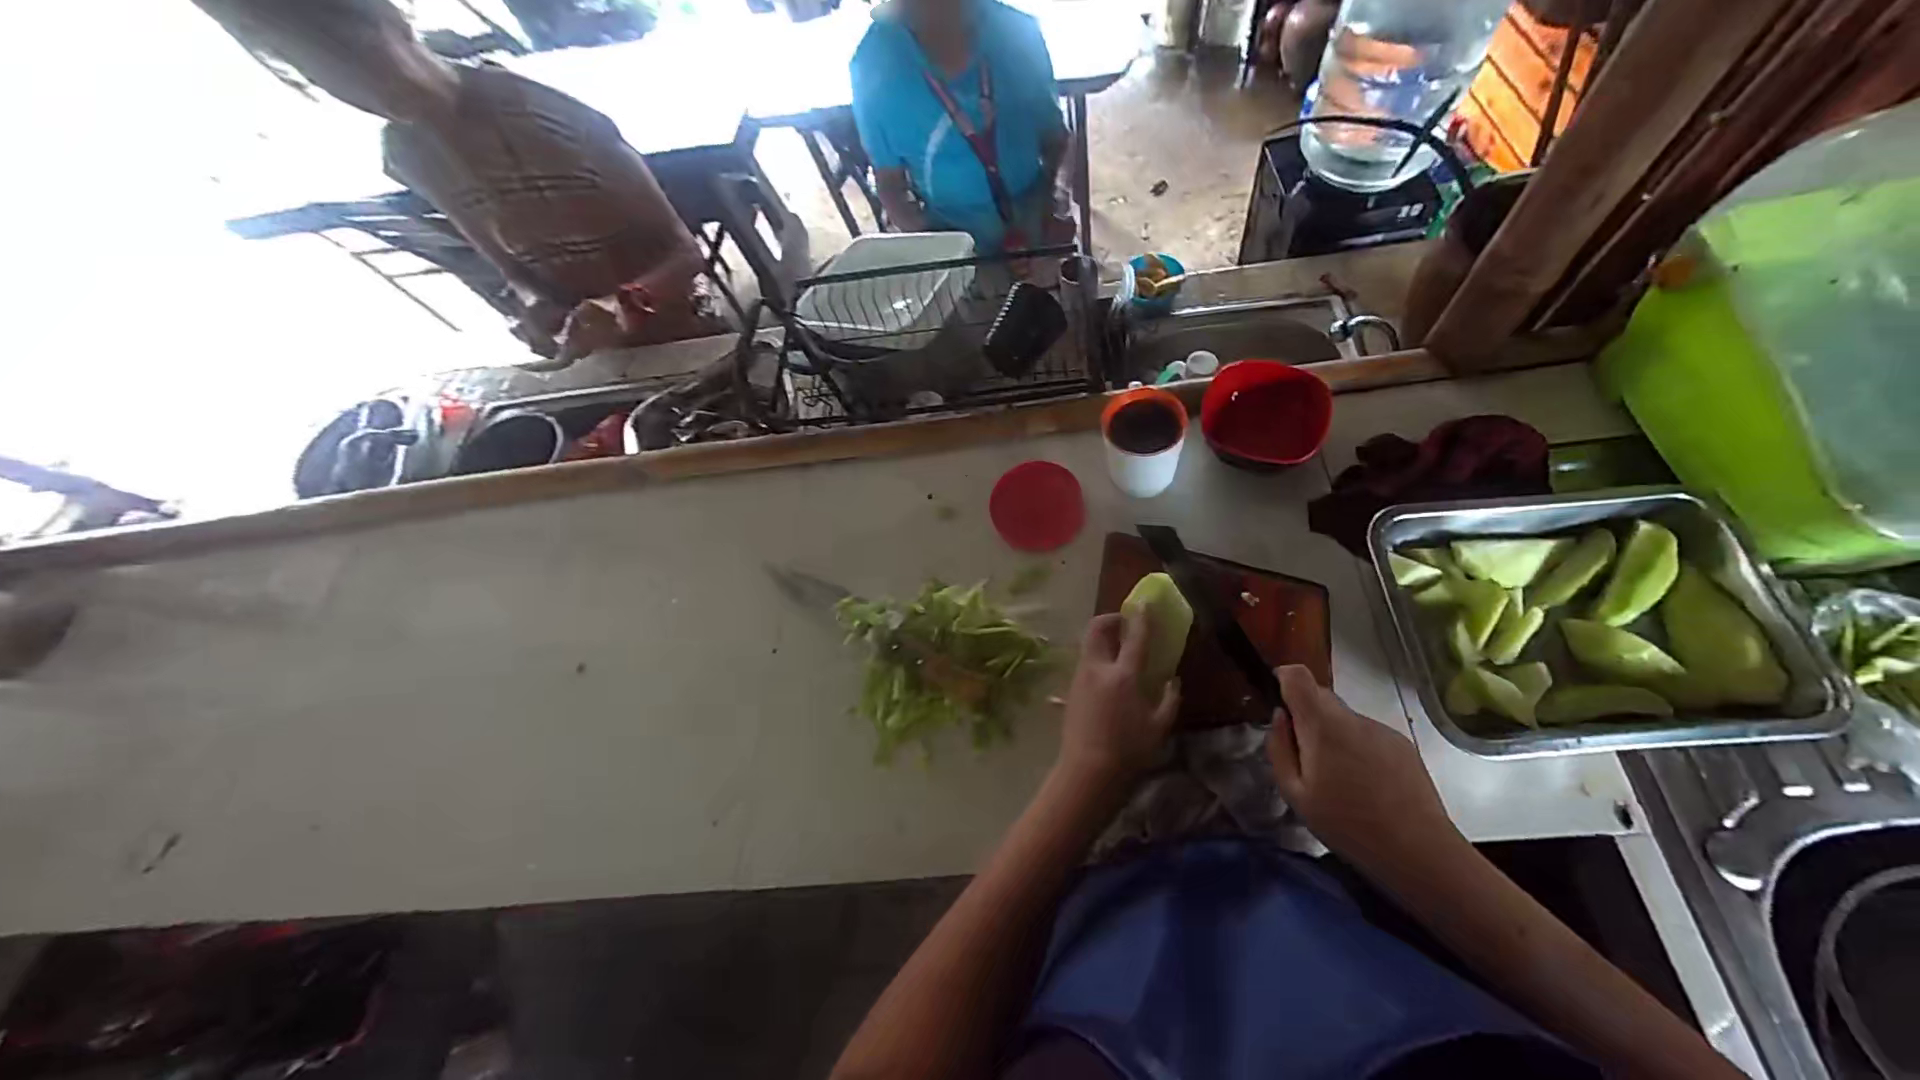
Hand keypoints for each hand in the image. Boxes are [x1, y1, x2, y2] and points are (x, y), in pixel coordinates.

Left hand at [1057, 611, 1179, 788]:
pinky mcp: (1070, 690)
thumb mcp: (1159, 726)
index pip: (1134, 637)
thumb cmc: (1129, 750)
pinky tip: (1107, 675)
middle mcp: (1097, 669)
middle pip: (1096, 629)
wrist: (1087, 770)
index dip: (1141, 617)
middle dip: (1110, 620)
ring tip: (1118, 649)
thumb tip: (1173, 680)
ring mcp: (1079, 678)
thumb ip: (1169, 699)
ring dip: (1102, 639)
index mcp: (1123, 675)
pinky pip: (1084, 663)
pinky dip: (1096, 658)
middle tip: (1124, 624)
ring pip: (1088, 645)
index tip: (1143, 604)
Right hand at [1267, 666, 1463, 875]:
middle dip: (1307, 715)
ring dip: (1333, 735)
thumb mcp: (1294, 793)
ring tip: (1339, 778)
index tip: (1279, 703)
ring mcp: (1382, 729)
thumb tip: (1280, 717)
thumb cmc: (1347, 824)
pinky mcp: (1403, 745)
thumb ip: (1279, 748)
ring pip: (1344, 718)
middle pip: (1321, 696)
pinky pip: (1367, 734)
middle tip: (1306, 756)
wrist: (1419, 851)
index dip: (1284, 680)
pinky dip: (1358, 748)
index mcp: (1322, 725)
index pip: (1298, 676)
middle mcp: (1353, 717)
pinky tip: (1366, 784)